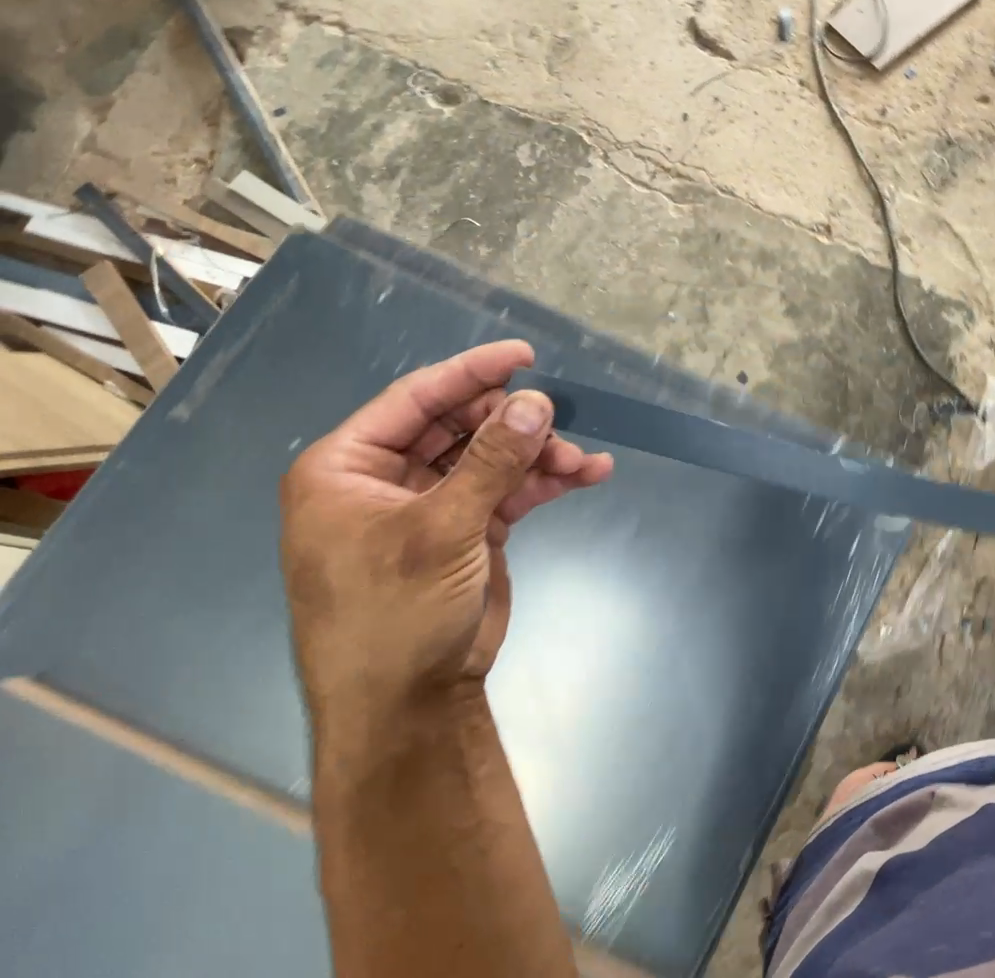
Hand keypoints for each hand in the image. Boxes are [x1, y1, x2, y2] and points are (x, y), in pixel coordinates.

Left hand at [280, 341, 613, 738]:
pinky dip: (546, 483)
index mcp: (347, 468)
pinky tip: (588, 476)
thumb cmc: (395, 609)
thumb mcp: (441, 529)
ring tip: (584, 461)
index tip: (526, 355)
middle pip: (460, 427)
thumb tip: (537, 402)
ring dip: (540, 455)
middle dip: (515, 424)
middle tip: (563, 421)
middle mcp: (387, 480)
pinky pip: (511, 492)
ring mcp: (433, 507)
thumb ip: (491, 462)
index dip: (471, 374)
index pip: (414, 400)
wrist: (409, 699)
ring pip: (494, 459)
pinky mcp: (471, 533)